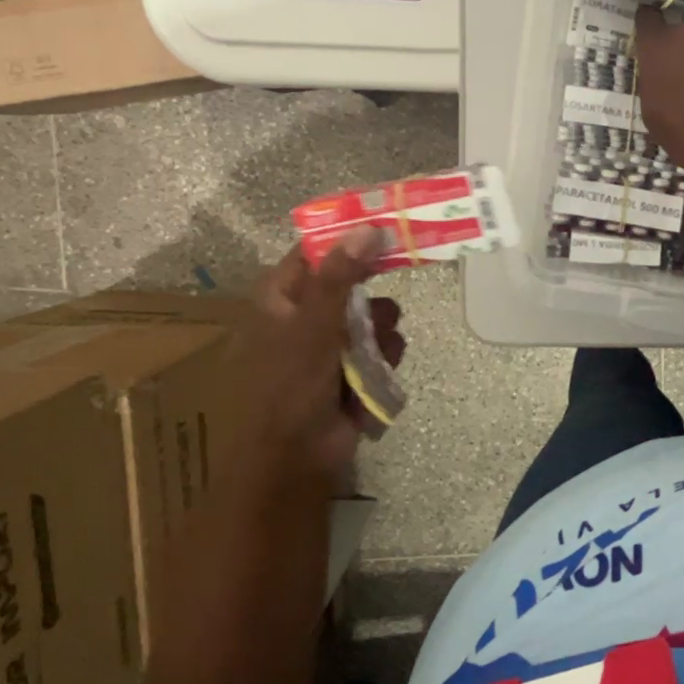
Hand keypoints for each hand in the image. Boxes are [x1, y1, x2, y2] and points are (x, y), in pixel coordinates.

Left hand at [234, 227, 404, 489]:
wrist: (294, 457)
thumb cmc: (290, 385)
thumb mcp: (313, 324)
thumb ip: (341, 276)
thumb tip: (369, 228)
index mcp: (280, 299)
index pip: (315, 254)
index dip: (346, 238)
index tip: (385, 226)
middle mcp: (304, 318)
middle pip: (351, 285)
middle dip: (373, 291)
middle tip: (403, 274)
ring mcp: (330, 347)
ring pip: (372, 318)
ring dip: (382, 329)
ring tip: (380, 347)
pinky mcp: (353, 373)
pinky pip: (381, 350)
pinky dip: (385, 358)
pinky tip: (381, 371)